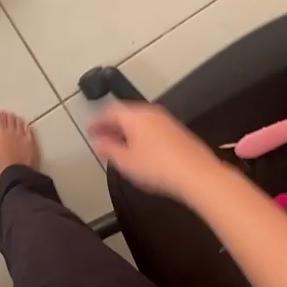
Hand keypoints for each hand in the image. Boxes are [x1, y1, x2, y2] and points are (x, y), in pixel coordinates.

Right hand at [87, 102, 227, 202]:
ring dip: (126, 130)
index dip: (97, 121)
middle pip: (126, 114)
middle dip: (111, 125)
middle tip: (101, 136)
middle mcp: (151, 113)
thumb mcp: (125, 161)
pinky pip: (152, 128)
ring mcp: (166, 121)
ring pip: (140, 121)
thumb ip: (108, 149)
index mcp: (135, 116)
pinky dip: (140, 134)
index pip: (110, 111)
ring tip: (118, 144)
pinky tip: (139, 150)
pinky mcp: (177, 132)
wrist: (196, 174)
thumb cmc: (158, 167)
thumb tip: (98, 142)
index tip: (90, 129)